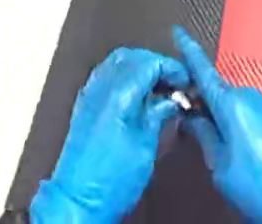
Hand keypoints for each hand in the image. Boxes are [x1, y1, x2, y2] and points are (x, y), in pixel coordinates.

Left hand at [30, 47, 189, 223]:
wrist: (75, 204)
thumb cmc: (112, 180)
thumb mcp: (145, 146)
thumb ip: (159, 114)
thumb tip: (173, 100)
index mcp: (119, 93)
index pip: (151, 63)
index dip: (172, 68)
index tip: (186, 81)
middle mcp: (102, 86)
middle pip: (134, 56)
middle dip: (156, 64)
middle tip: (173, 82)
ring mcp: (90, 94)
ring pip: (118, 61)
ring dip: (139, 67)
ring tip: (156, 87)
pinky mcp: (84, 104)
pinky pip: (106, 74)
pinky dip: (124, 75)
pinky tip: (135, 95)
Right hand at [172, 26, 261, 223]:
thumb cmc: (260, 185)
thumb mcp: (219, 164)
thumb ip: (203, 134)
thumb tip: (191, 117)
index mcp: (232, 103)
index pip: (204, 71)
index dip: (189, 51)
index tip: (179, 32)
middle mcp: (249, 95)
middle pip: (216, 90)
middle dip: (201, 101)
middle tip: (187, 119)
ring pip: (232, 103)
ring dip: (220, 115)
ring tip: (215, 145)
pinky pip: (247, 110)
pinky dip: (235, 121)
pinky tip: (236, 147)